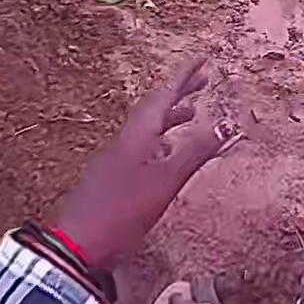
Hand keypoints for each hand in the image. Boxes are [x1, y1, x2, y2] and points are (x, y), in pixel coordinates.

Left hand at [51, 56, 237, 268]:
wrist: (76, 245)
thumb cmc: (122, 210)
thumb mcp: (166, 180)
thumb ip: (196, 152)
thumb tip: (228, 123)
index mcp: (139, 133)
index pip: (166, 95)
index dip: (185, 76)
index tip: (202, 58)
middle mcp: (128, 138)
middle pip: (156, 107)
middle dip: (181, 93)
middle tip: (203, 83)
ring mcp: (118, 157)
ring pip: (149, 127)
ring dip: (171, 117)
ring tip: (192, 115)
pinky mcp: (114, 176)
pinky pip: (143, 146)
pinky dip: (162, 140)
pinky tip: (168, 153)